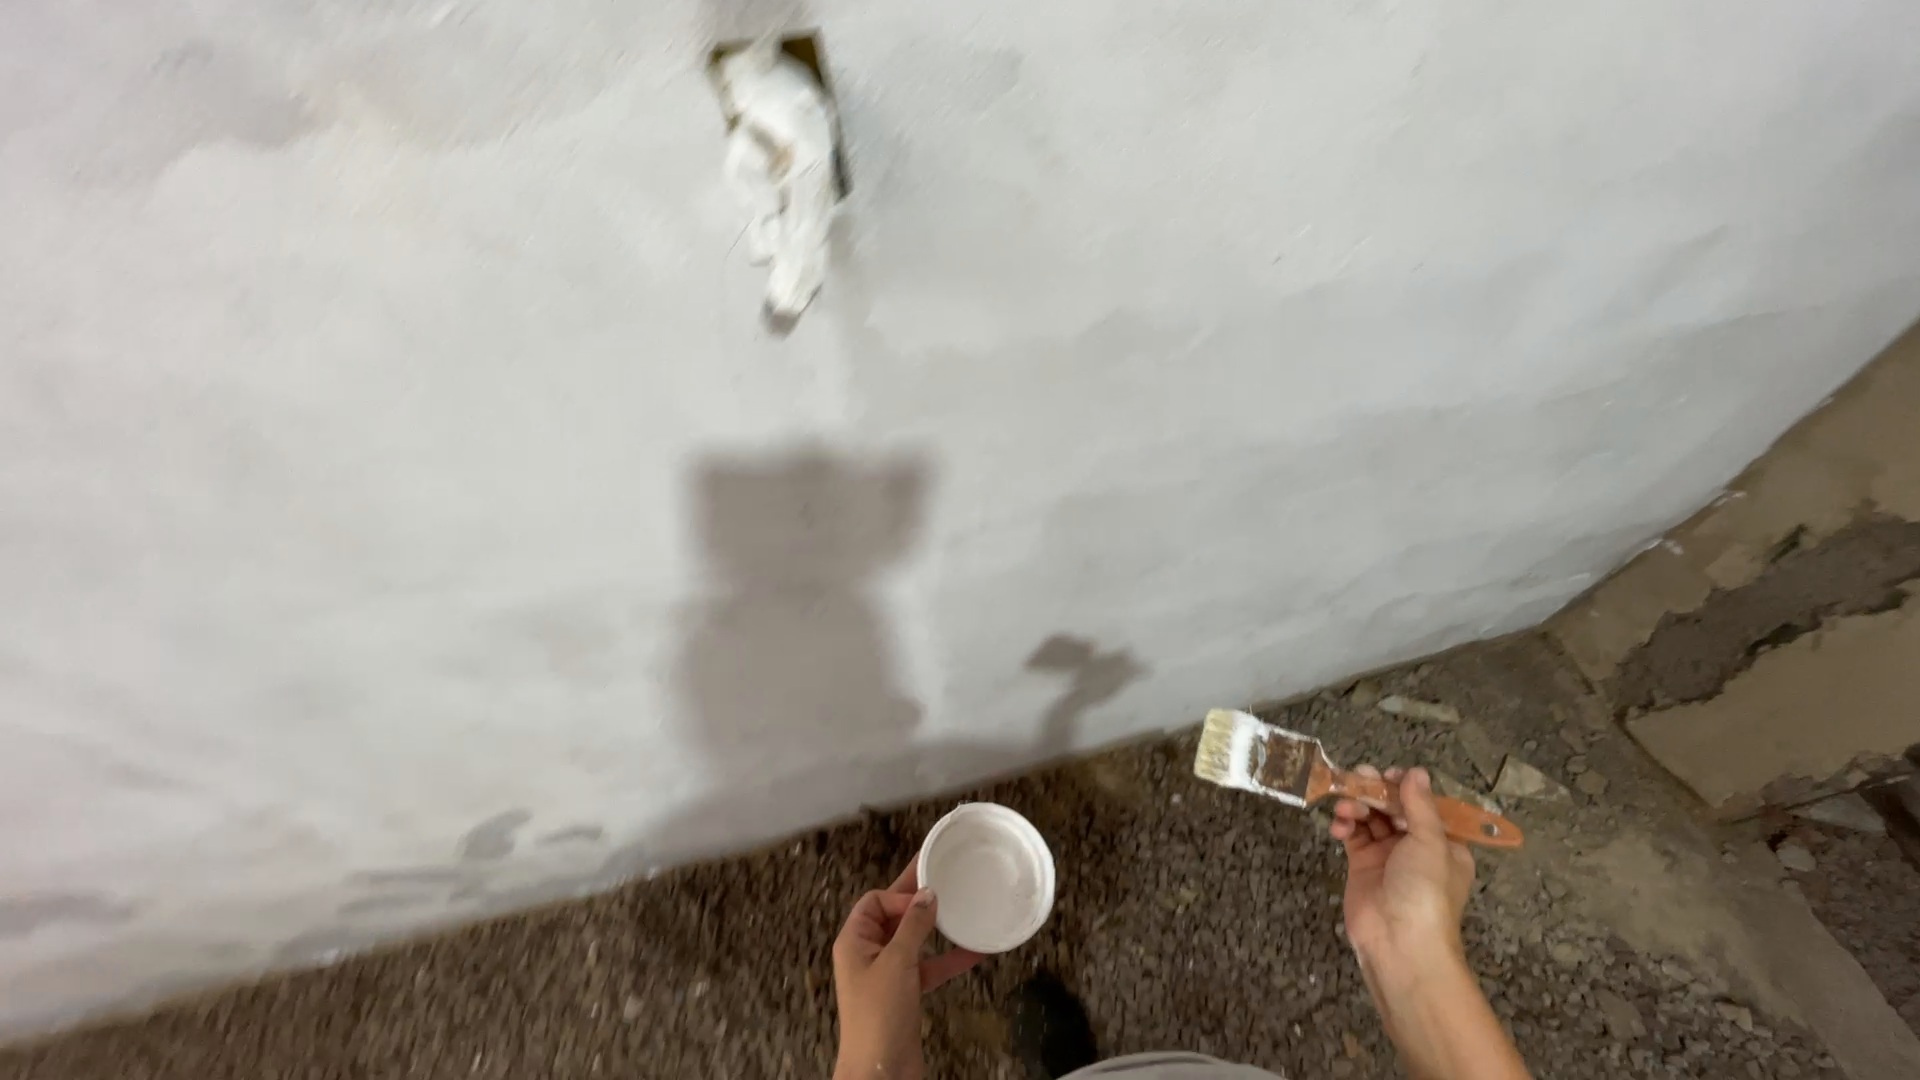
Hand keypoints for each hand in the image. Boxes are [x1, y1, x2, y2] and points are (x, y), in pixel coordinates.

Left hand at [831, 861, 985, 1079]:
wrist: (882, 1074)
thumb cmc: (879, 1014)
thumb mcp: (897, 961)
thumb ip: (913, 925)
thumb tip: (928, 893)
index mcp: (854, 940)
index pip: (875, 901)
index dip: (900, 894)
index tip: (927, 895)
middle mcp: (868, 953)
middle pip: (894, 915)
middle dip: (918, 900)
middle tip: (944, 875)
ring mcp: (887, 974)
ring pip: (914, 940)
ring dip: (937, 928)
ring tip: (962, 908)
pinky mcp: (905, 994)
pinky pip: (928, 966)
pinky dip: (947, 958)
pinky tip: (974, 950)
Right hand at [1330, 766, 1475, 976]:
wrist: (1399, 941)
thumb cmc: (1425, 889)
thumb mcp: (1430, 843)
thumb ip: (1420, 805)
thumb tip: (1417, 771)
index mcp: (1443, 843)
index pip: (1424, 804)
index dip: (1406, 786)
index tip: (1389, 775)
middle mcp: (1416, 846)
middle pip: (1393, 806)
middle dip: (1375, 791)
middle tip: (1357, 778)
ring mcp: (1387, 855)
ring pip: (1370, 817)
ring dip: (1357, 806)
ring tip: (1346, 806)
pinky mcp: (1361, 863)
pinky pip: (1352, 833)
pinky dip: (1344, 825)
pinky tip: (1339, 827)